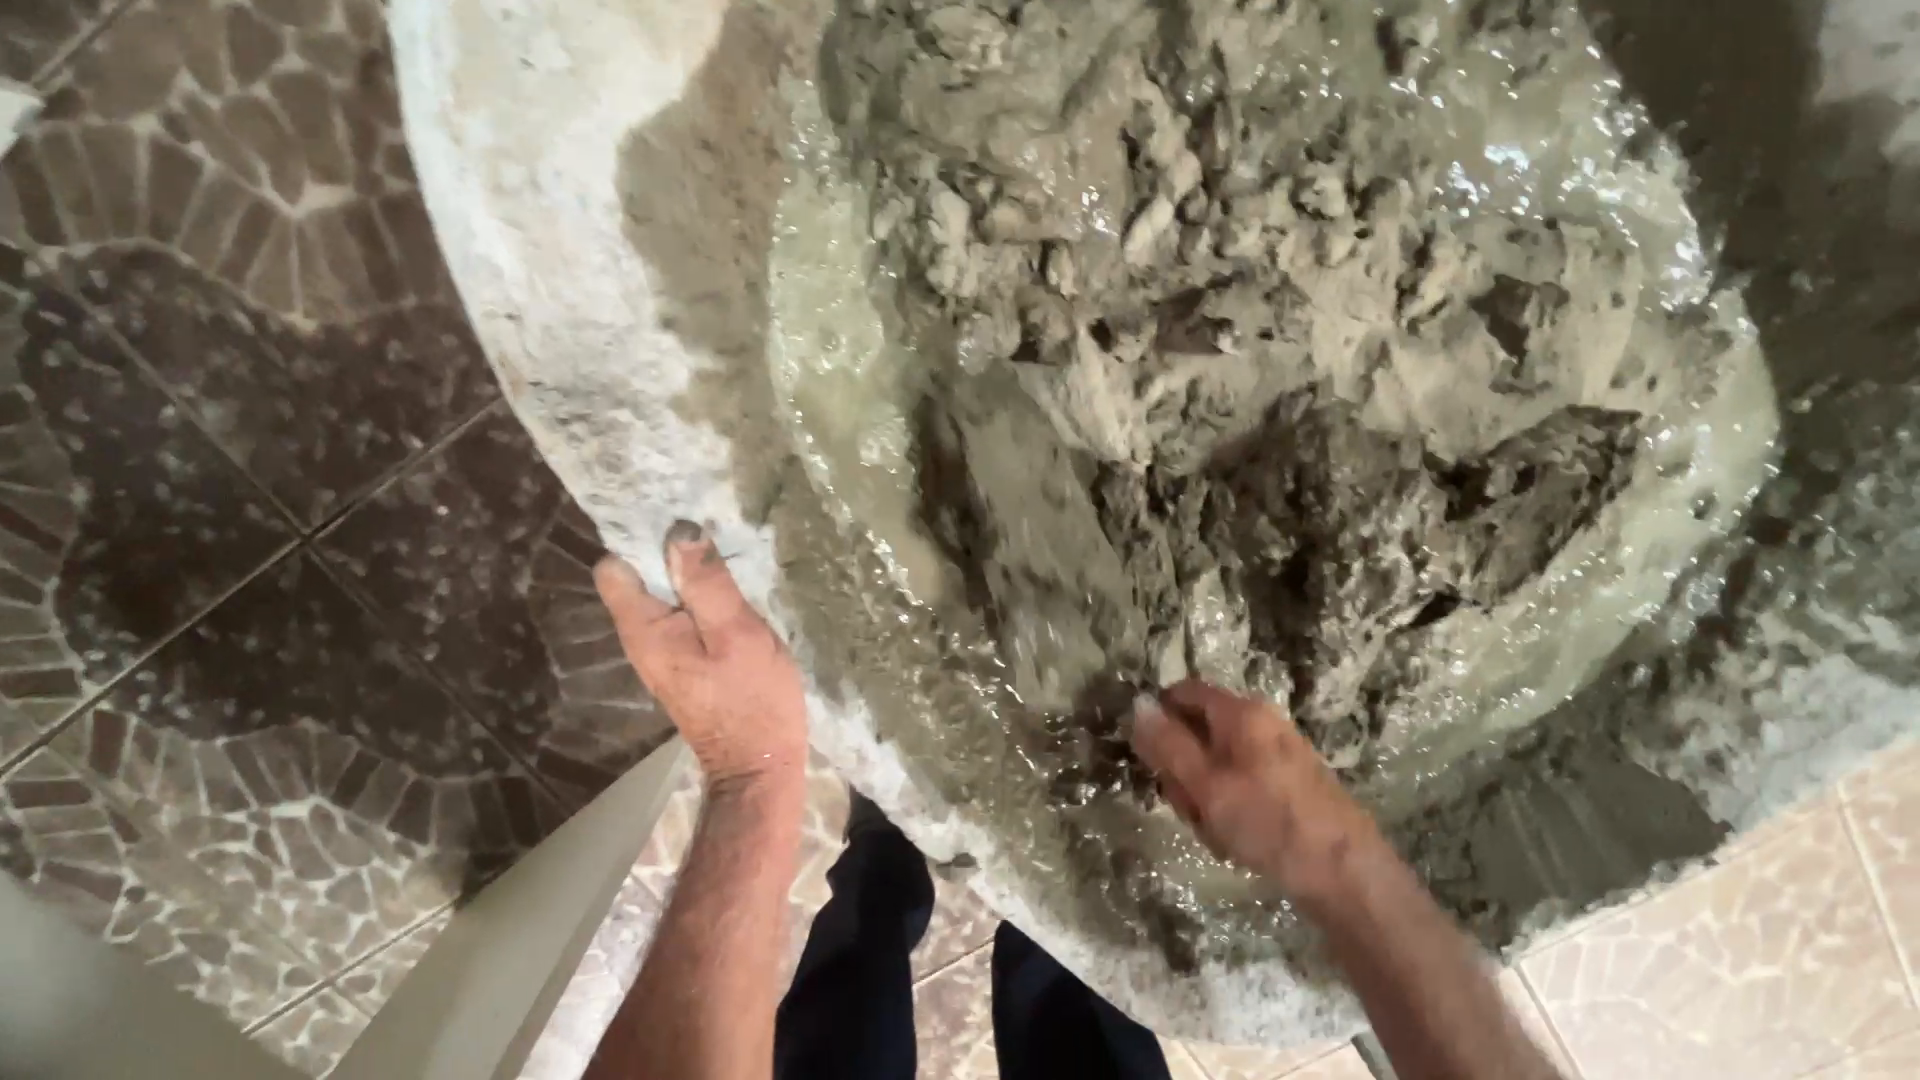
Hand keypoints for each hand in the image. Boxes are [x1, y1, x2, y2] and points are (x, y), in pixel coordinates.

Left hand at [595, 521, 808, 788]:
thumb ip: (706, 583)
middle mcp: (642, 638)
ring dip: (688, 572)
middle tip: (711, 527)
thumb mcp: (737, 633)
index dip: (641, 537)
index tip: (679, 518)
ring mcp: (662, 652)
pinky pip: (681, 613)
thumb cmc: (753, 699)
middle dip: (669, 549)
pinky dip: (699, 596)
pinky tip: (729, 588)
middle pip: (638, 576)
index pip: (614, 565)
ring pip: (663, 594)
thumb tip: (680, 530)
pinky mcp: (684, 660)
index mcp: (645, 629)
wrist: (761, 763)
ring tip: (723, 550)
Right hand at [1131, 680, 1385, 908]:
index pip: (1183, 693)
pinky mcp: (1290, 784)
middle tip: (1188, 808)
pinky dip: (1229, 810)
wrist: (1347, 876)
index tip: (1150, 761)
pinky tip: (1238, 841)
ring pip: (1216, 765)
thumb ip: (1167, 744)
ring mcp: (1278, 754)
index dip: (1159, 720)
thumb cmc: (1270, 823)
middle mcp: (1262, 722)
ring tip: (1216, 832)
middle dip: (1182, 771)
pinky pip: (1240, 786)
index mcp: (1241, 712)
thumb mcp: (1206, 786)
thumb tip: (1137, 703)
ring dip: (1203, 798)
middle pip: (1197, 732)